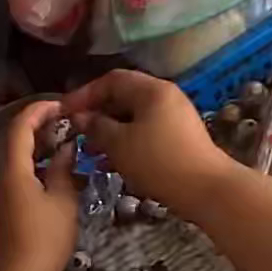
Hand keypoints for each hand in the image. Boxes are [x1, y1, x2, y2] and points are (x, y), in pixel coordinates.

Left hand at [0, 100, 79, 270]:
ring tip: (72, 153)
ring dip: (45, 154)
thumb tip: (66, 148)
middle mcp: (3, 179)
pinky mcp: (8, 212)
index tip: (62, 105)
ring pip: (22, 165)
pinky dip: (42, 173)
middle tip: (71, 128)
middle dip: (44, 131)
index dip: (38, 110)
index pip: (20, 127)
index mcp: (14, 171)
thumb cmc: (45, 239)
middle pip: (18, 144)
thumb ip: (64, 169)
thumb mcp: (63, 201)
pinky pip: (24, 182)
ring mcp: (3, 197)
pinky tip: (63, 181)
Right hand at [62, 70, 236, 211]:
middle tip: (78, 135)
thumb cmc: (159, 162)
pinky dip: (127, 144)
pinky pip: (146, 134)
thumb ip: (96, 127)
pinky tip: (113, 163)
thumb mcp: (120, 144)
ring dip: (110, 133)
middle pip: (123, 98)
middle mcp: (165, 98)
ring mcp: (175, 119)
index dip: (85, 94)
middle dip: (97, 115)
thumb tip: (80, 118)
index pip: (111, 80)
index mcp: (152, 90)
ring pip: (134, 119)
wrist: (206, 190)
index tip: (65, 113)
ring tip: (92, 153)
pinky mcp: (179, 140)